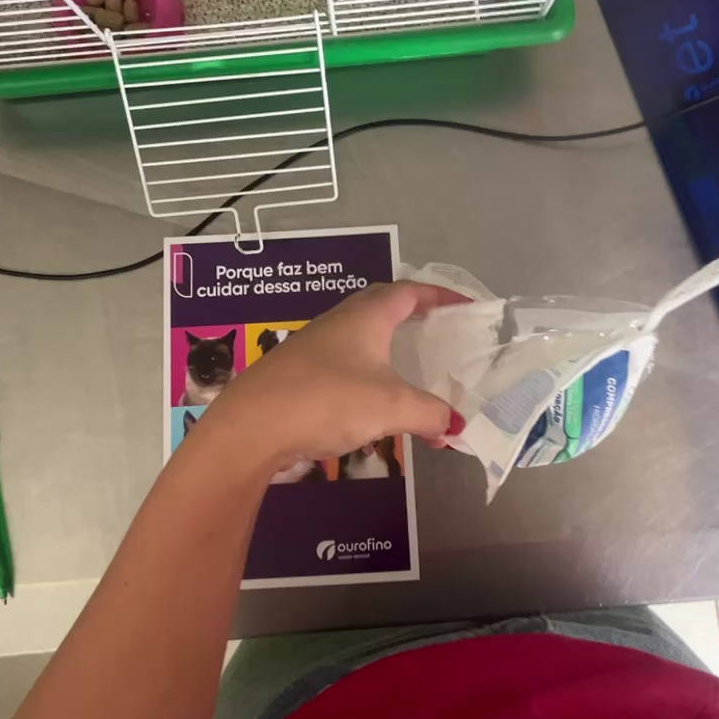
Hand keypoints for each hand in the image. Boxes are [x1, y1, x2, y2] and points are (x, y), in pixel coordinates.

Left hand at [189, 282, 463, 474]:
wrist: (252, 426)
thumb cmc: (328, 400)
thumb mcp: (391, 406)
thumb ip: (429, 413)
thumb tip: (455, 425)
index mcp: (366, 315)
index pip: (409, 292)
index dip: (440, 295)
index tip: (466, 306)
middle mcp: (340, 322)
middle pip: (383, 307)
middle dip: (414, 317)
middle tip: (440, 333)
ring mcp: (315, 348)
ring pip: (363, 340)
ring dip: (391, 353)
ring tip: (414, 375)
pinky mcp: (299, 376)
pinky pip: (346, 368)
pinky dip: (370, 380)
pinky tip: (375, 409)